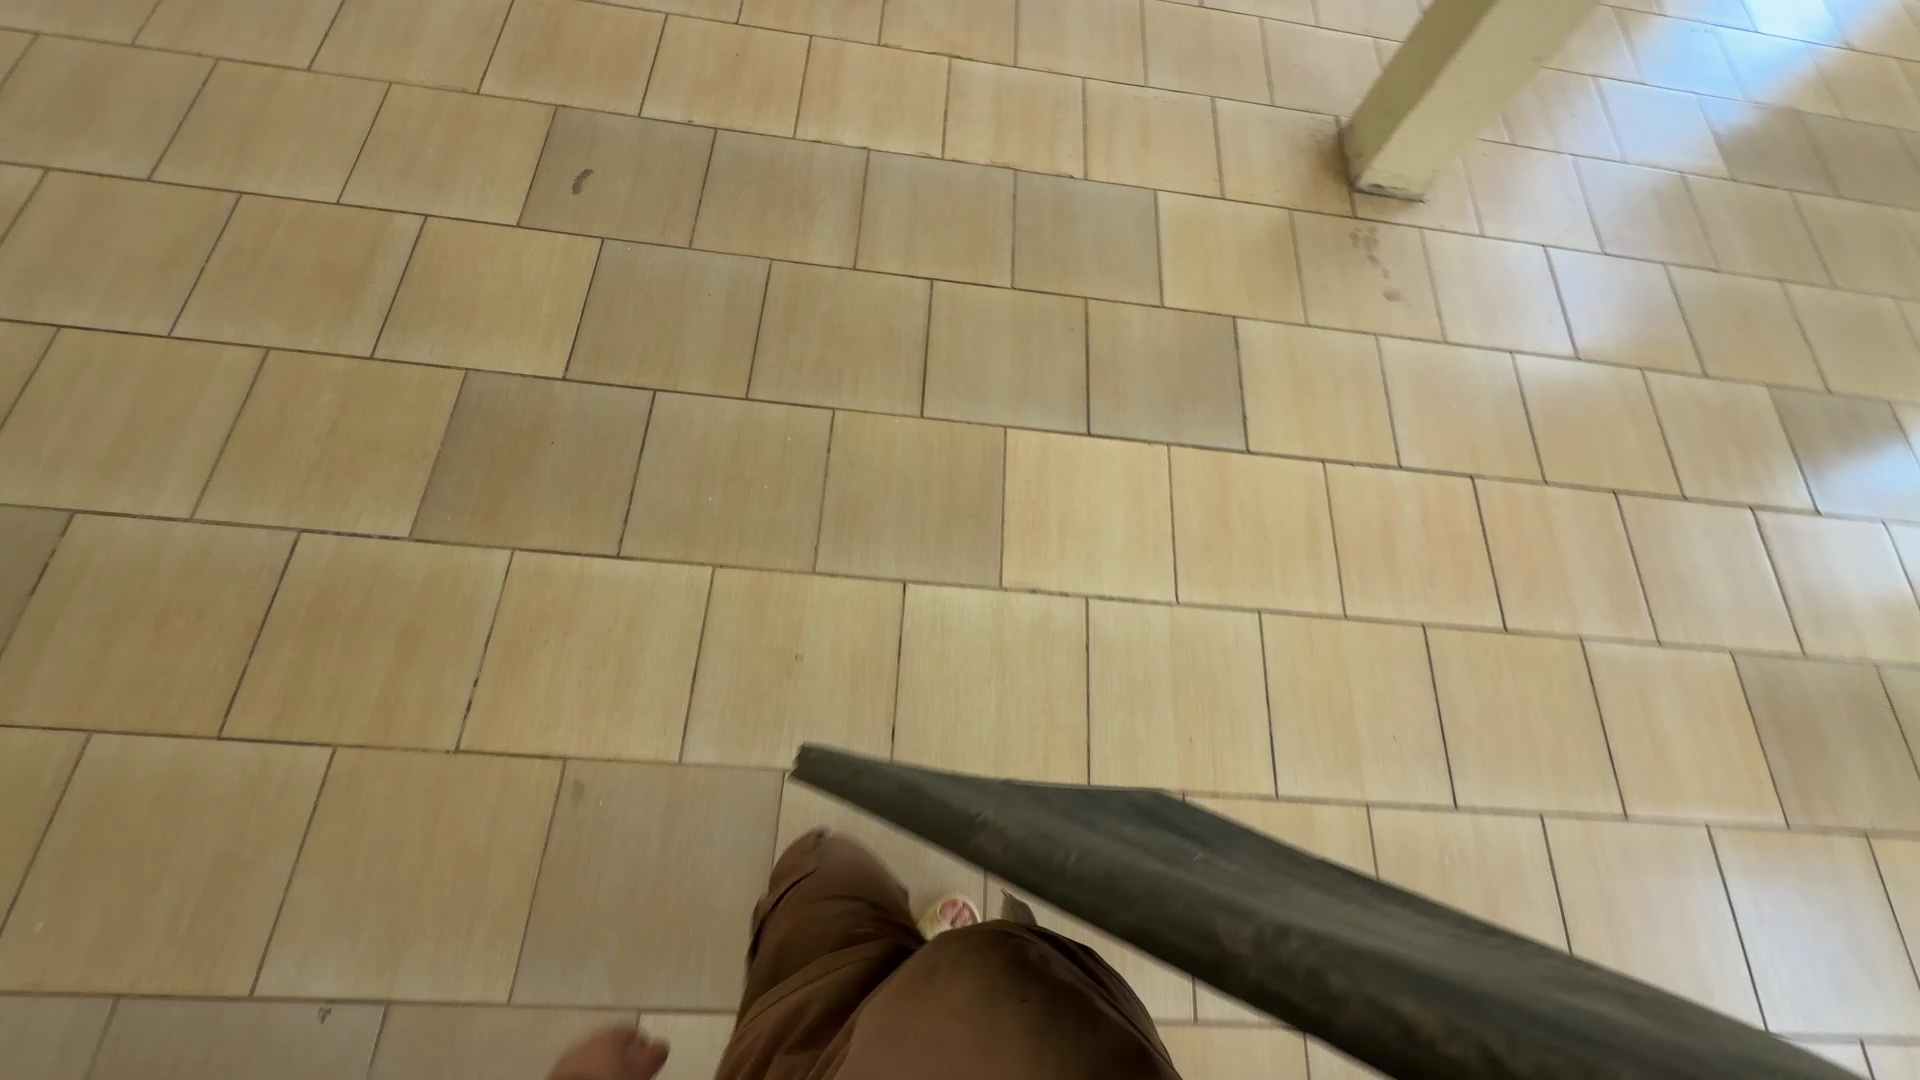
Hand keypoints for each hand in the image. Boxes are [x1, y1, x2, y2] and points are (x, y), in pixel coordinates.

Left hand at [547, 1024, 670, 1079]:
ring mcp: (574, 1052)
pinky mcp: (559, 1069)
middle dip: (621, 1053)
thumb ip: (655, 1054)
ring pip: (595, 1053)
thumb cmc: (610, 1079)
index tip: (646, 1060)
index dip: (642, 1046)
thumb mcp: (640, 1069)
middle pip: (613, 1041)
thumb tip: (663, 1044)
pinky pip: (580, 1066)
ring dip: (603, 1062)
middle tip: (629, 1069)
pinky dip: (588, 1072)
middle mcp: (594, 1036)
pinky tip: (592, 1079)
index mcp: (614, 1032)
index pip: (634, 1031)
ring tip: (611, 1076)